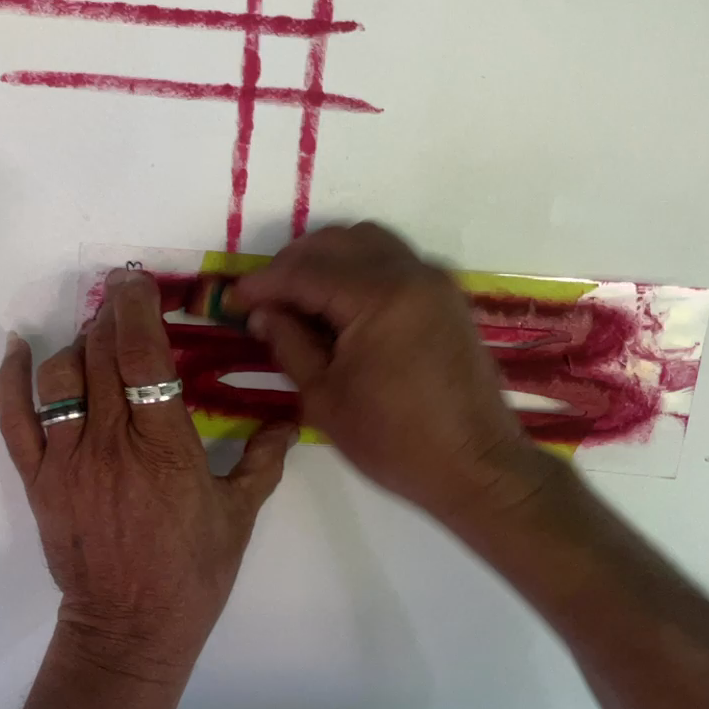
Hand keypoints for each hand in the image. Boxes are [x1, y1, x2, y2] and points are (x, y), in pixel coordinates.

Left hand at [0, 269, 298, 684]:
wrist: (130, 630)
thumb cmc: (192, 575)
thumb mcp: (240, 516)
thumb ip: (263, 461)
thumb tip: (288, 419)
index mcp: (165, 447)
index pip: (143, 356)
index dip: (137, 309)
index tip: (138, 281)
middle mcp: (111, 443)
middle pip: (101, 356)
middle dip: (111, 318)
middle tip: (124, 302)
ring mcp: (67, 461)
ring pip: (61, 377)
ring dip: (77, 346)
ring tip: (95, 337)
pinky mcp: (38, 480)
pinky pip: (15, 419)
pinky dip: (11, 379)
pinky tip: (17, 348)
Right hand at [230, 222, 559, 525]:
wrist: (476, 467)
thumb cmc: (393, 441)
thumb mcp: (324, 397)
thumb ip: (289, 343)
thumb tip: (262, 313)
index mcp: (379, 298)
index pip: (305, 272)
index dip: (263, 284)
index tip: (232, 299)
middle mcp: (411, 274)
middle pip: (336, 242)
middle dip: (292, 264)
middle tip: (265, 299)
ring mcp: (434, 281)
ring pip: (367, 242)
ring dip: (326, 260)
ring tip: (299, 299)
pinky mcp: (446, 296)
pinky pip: (392, 260)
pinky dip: (358, 268)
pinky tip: (339, 306)